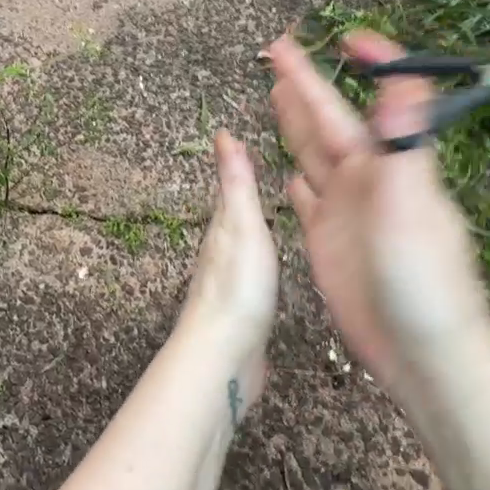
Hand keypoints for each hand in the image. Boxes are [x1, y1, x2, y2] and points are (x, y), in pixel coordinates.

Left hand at [179, 130, 278, 402]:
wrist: (224, 355)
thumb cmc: (238, 287)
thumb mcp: (241, 225)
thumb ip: (236, 184)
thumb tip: (223, 134)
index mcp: (223, 226)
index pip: (231, 187)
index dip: (238, 165)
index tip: (241, 139)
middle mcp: (221, 249)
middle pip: (234, 214)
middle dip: (245, 195)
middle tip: (261, 173)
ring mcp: (229, 280)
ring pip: (242, 244)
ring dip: (252, 228)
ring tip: (268, 216)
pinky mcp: (241, 309)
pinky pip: (251, 274)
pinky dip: (259, 261)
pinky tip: (267, 270)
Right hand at [266, 31, 489, 389]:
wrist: (418, 352)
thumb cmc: (426, 281)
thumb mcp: (414, 204)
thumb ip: (404, 142)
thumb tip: (405, 81)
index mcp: (388, 164)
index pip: (375, 102)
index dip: (367, 68)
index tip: (349, 37)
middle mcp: (364, 179)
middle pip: (327, 120)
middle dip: (305, 84)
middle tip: (279, 51)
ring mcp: (343, 208)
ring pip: (311, 151)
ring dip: (294, 120)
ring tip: (276, 92)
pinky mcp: (325, 237)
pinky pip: (305, 199)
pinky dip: (294, 179)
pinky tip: (287, 172)